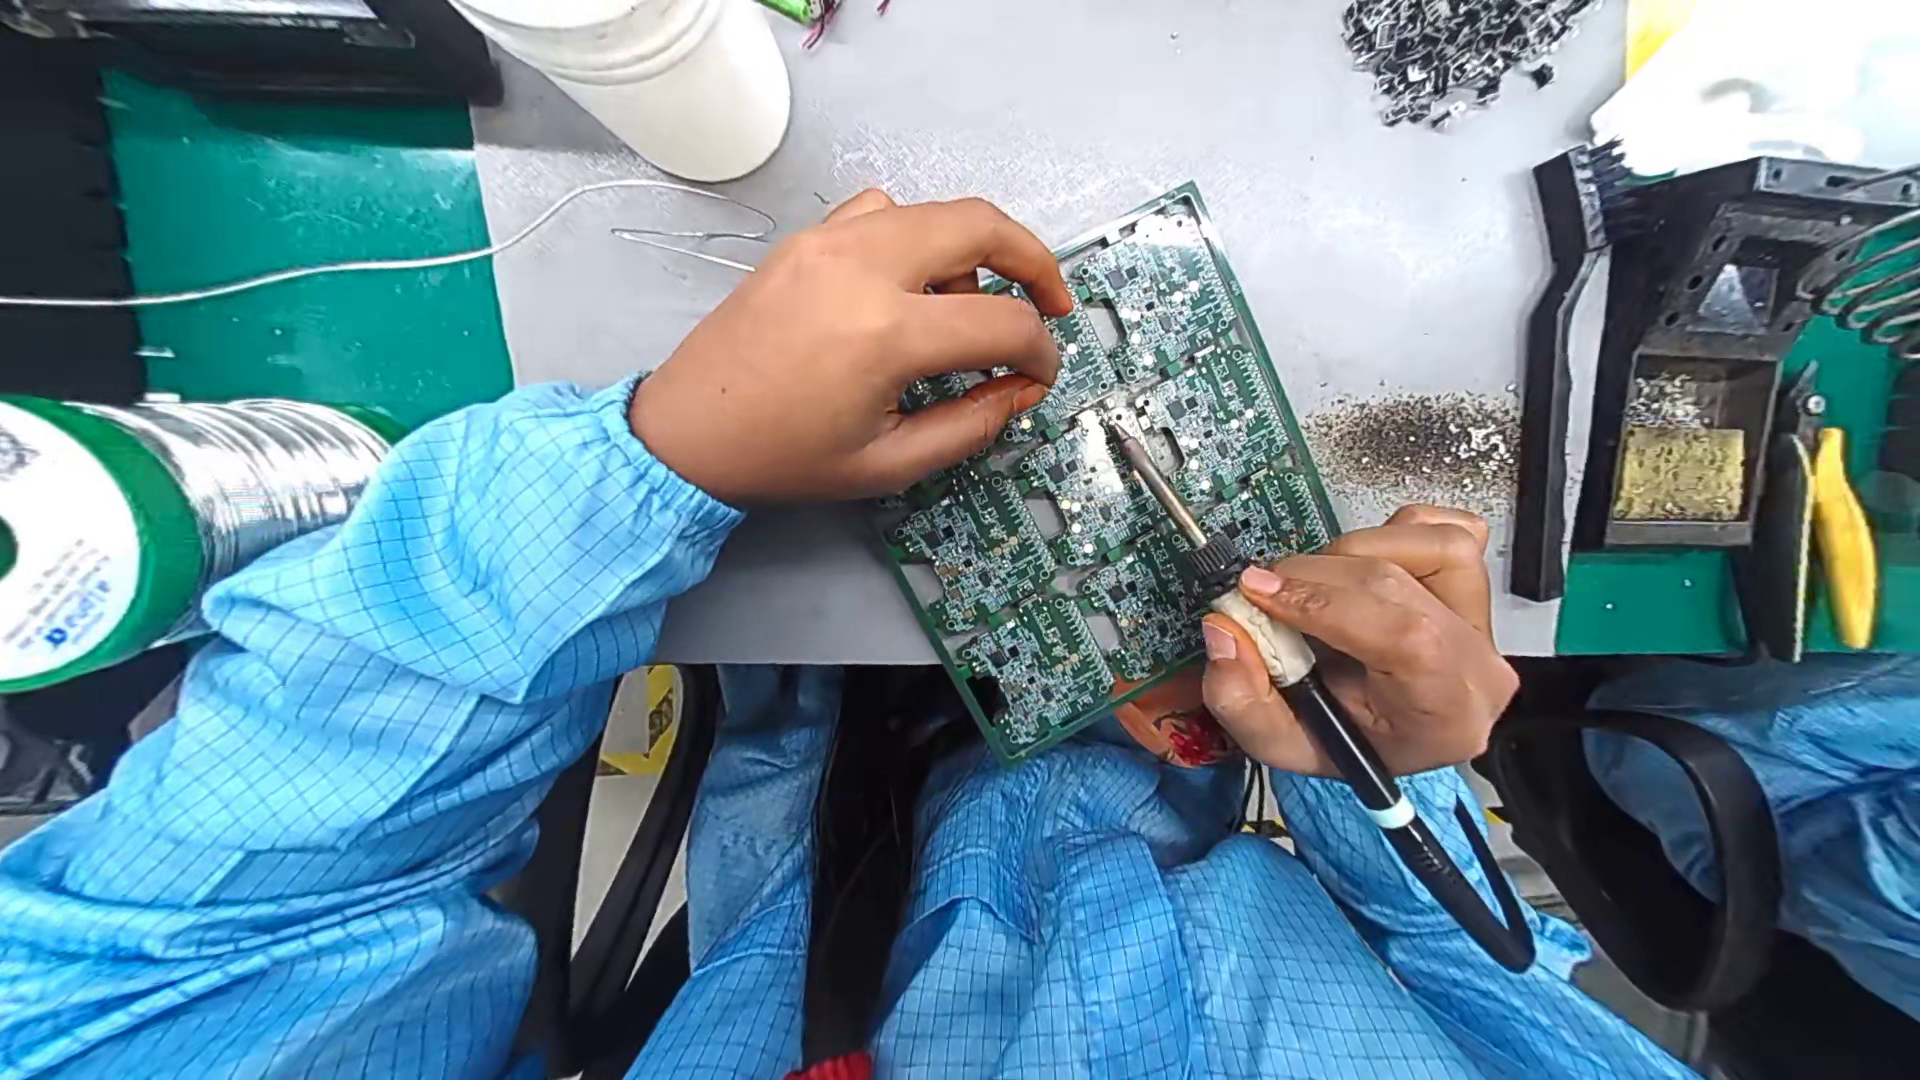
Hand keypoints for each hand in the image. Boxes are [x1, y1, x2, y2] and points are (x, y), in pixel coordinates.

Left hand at [629, 190, 1073, 502]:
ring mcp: (829, 241)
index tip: (1041, 376)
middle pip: (981, 226)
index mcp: (885, 334)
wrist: (690, 433)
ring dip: (974, 256)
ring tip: (967, 316)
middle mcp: (862, 266)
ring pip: (936, 214)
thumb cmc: (788, 460)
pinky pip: (884, 214)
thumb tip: (1020, 390)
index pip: (1001, 324)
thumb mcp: (891, 464)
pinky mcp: (807, 239)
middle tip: (1051, 305)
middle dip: (1036, 262)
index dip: (1038, 352)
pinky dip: (919, 242)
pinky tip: (909, 288)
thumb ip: (970, 425)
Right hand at [1199, 505, 1517, 776]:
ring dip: (1346, 554)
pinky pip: (1444, 528)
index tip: (1256, 592)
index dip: (1324, 605)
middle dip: (1307, 577)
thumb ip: (1239, 699)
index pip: (1405, 638)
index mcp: (1444, 712)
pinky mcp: (1473, 580)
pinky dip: (1390, 532)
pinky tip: (1358, 562)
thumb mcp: (1275, 742)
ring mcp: (1481, 616)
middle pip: (1393, 584)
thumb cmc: (1337, 739)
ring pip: (1425, 546)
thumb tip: (1223, 629)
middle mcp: (1477, 662)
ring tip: (1312, 586)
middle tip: (1258, 592)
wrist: (1377, 729)